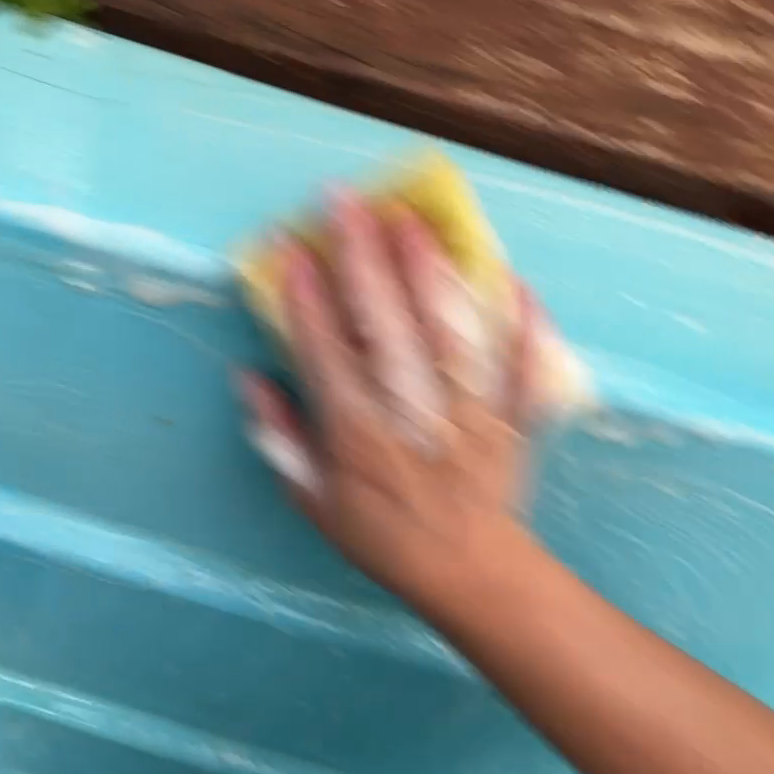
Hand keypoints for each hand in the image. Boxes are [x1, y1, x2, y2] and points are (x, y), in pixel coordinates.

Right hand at [238, 192, 551, 609]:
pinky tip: (515, 278)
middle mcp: (410, 415)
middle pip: (384, 328)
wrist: (467, 572)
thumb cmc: (380, 535)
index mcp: (357, 436)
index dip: (307, 301)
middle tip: (344, 200)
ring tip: (409, 217)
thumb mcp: (312, 500)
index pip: (326, 355)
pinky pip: (522, 369)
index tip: (292, 249)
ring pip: (448, 336)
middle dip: (361, 259)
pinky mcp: (512, 418)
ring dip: (428, 273)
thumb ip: (281, 437)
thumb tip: (249, 377)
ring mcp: (468, 413)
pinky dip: (523, 325)